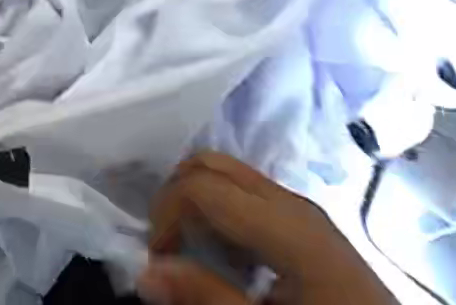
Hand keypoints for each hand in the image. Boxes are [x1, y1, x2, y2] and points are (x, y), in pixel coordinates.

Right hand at [141, 151, 393, 304]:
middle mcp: (293, 202)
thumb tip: (146, 271)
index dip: (167, 212)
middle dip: (179, 195)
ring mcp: (304, 210)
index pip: (205, 185)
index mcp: (286, 222)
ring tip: (192, 253)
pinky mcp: (309, 226)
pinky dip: (225, 214)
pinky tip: (229, 258)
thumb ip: (206, 297)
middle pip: (217, 164)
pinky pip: (253, 197)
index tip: (154, 257)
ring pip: (233, 175)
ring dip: (201, 203)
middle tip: (165, 245)